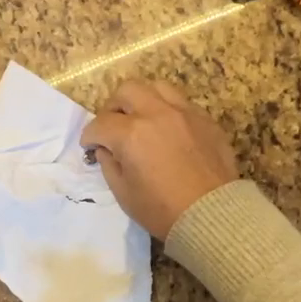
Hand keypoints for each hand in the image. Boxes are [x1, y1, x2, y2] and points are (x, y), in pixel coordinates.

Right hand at [80, 79, 238, 237]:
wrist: (211, 214)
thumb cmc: (161, 209)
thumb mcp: (123, 193)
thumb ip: (109, 164)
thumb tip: (105, 149)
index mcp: (131, 134)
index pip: (100, 124)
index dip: (89, 136)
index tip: (89, 146)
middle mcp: (156, 114)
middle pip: (127, 91)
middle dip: (113, 108)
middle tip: (112, 127)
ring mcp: (184, 113)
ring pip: (156, 87)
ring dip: (142, 100)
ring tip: (141, 120)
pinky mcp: (205, 119)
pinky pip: (180, 102)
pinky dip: (166, 110)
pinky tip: (166, 131)